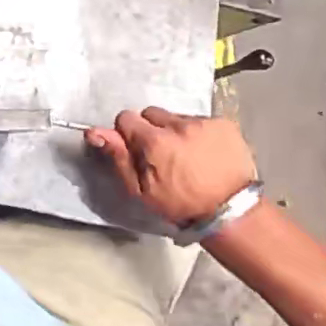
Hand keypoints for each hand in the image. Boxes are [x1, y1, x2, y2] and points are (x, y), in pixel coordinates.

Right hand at [86, 107, 256, 225]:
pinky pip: (201, 120)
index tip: (136, 150)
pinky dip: (198, 132)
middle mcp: (178, 125)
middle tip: (160, 154)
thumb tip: (94, 132)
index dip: (127, 133)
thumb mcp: (141, 191)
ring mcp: (204, 122)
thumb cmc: (181, 206)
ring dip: (174, 130)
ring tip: (185, 155)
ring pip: (176, 116)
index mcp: (154, 141)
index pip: (126, 117)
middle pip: (151, 113)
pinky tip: (203, 153)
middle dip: (150, 129)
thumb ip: (118, 158)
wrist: (230, 212)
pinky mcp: (224, 124)